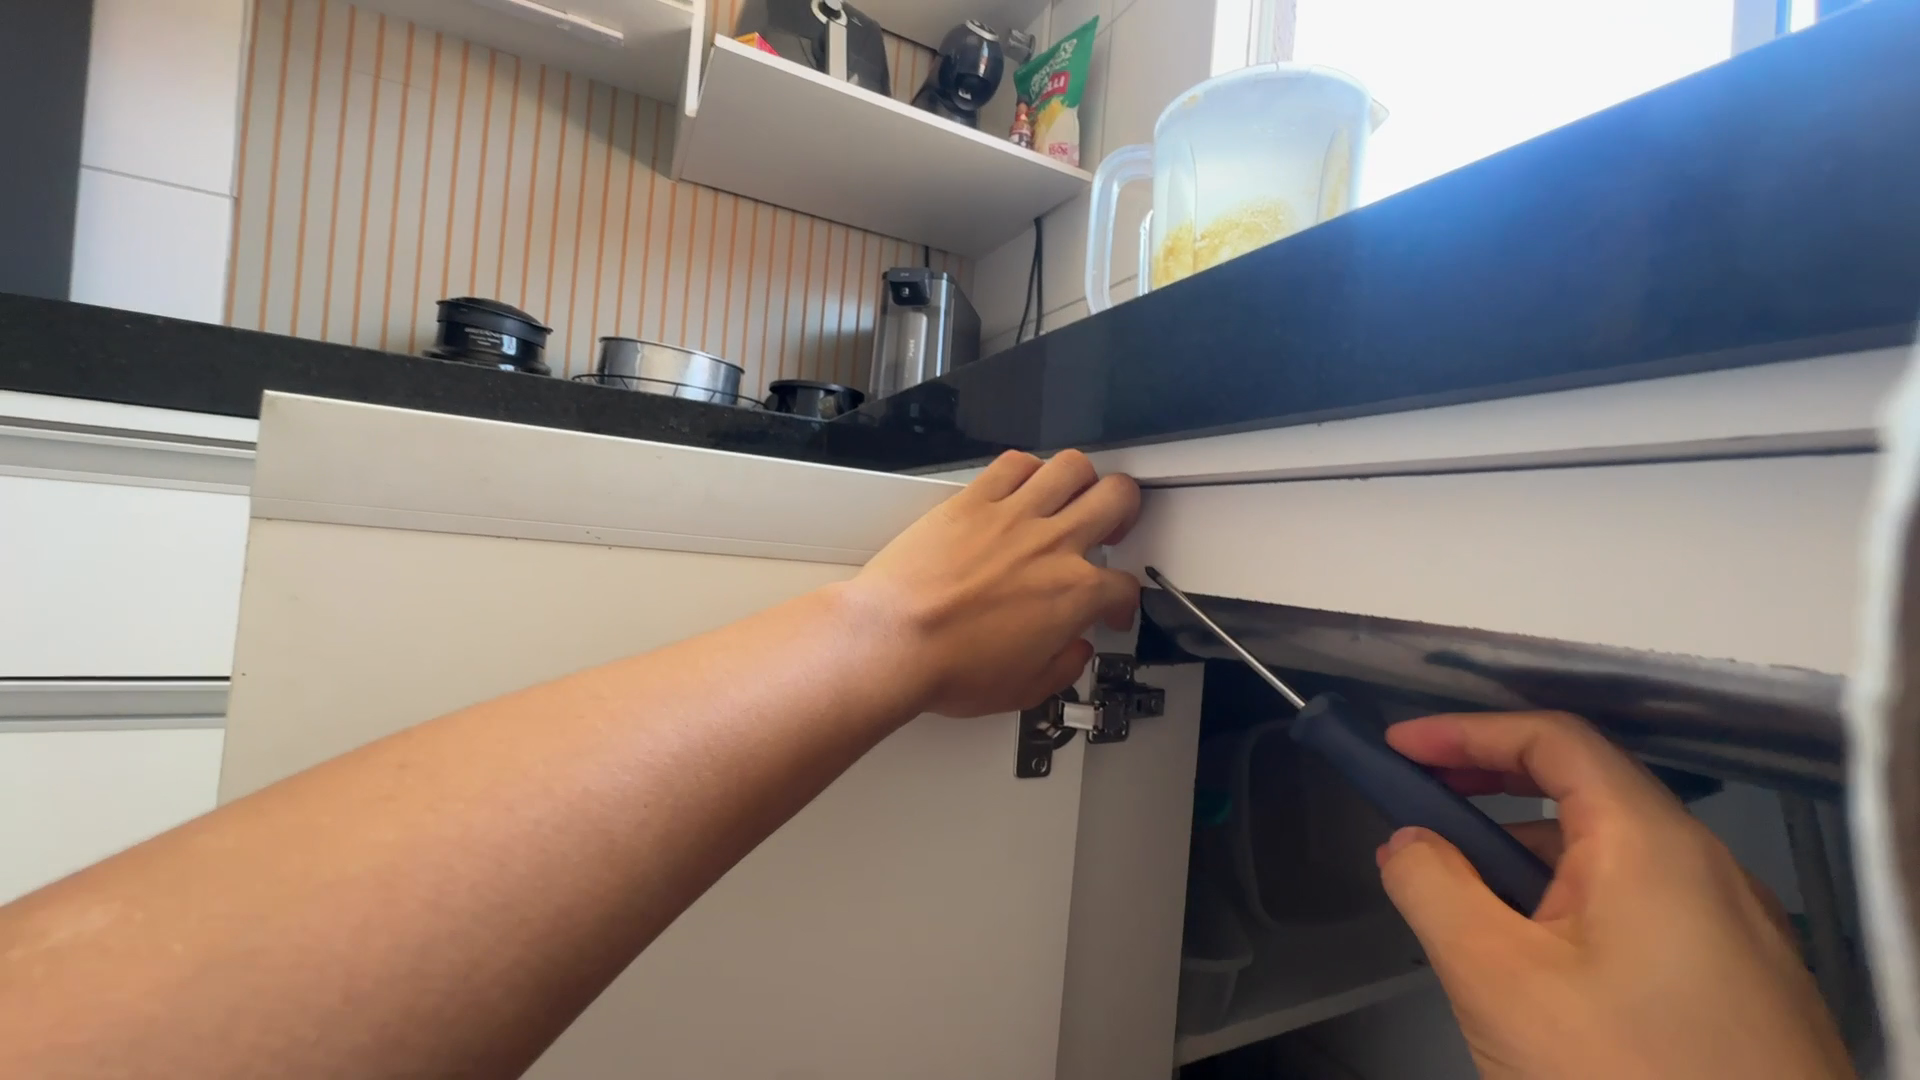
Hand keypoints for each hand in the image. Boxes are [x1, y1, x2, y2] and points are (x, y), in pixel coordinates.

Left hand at [840, 450, 1140, 717]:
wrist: (894, 641)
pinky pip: (1013, 464)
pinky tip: (1023, 484)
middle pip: (1117, 498)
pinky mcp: (972, 501)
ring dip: (1083, 479)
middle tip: (1113, 525)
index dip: (1123, 601)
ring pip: (1072, 466)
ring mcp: (1012, 516)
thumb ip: (1062, 667)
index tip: (1110, 608)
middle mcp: (1051, 544)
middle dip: (1126, 510)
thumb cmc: (948, 666)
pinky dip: (1026, 468)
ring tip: (1074, 495)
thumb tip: (1073, 653)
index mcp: (1073, 593)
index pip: (1122, 586)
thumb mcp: (1023, 691)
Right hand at [1377, 711, 1852, 1079]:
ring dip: (1516, 840)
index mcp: (1654, 848)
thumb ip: (1430, 886)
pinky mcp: (1736, 983)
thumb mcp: (1493, 975)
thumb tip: (1406, 845)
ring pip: (1604, 847)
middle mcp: (1706, 872)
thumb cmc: (1623, 1078)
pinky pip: (1631, 899)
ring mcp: (1732, 929)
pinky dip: (1558, 889)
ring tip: (1454, 879)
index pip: (1553, 740)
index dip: (1466, 730)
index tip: (1400, 746)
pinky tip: (1521, 941)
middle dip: (1485, 777)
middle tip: (1417, 791)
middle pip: (1580, 783)